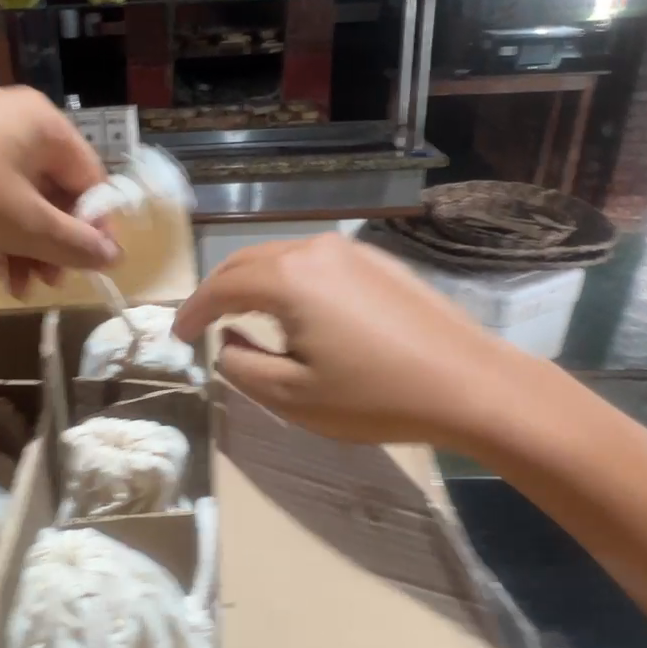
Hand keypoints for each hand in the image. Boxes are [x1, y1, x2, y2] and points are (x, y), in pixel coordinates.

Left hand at [0, 88, 119, 294]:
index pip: (90, 179)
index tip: (90, 270)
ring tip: (13, 287)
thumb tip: (115, 257)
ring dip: (21, 247)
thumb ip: (74, 244)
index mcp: (42, 124)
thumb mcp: (22, 225)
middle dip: (51, 244)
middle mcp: (11, 122)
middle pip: (52, 192)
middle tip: (46, 284)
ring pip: (15, 200)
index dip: (95, 228)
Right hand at [173, 234, 545, 446]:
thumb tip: (227, 340)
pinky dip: (289, 283)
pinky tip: (296, 312)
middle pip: (247, 262)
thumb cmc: (374, 397)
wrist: (469, 384)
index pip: (220, 286)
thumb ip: (240, 367)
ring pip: (281, 259)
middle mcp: (314, 250)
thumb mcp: (291, 397)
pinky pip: (315, 265)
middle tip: (202, 325)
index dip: (192, 311)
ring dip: (253, 285)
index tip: (177, 336)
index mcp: (287, 278)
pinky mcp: (379, 262)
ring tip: (243, 318)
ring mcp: (351, 251)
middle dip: (218, 292)